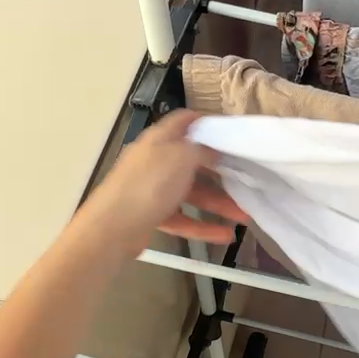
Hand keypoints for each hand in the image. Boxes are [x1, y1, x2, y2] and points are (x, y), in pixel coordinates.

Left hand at [76, 111, 250, 257]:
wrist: (113, 227)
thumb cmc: (149, 184)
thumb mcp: (182, 157)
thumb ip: (200, 149)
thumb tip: (211, 148)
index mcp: (159, 140)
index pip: (184, 122)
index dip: (207, 123)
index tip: (231, 132)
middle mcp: (155, 161)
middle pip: (192, 161)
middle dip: (220, 172)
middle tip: (244, 177)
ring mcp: (152, 190)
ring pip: (191, 193)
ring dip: (218, 203)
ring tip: (243, 215)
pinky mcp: (152, 215)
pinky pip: (183, 219)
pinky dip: (203, 226)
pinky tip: (225, 235)